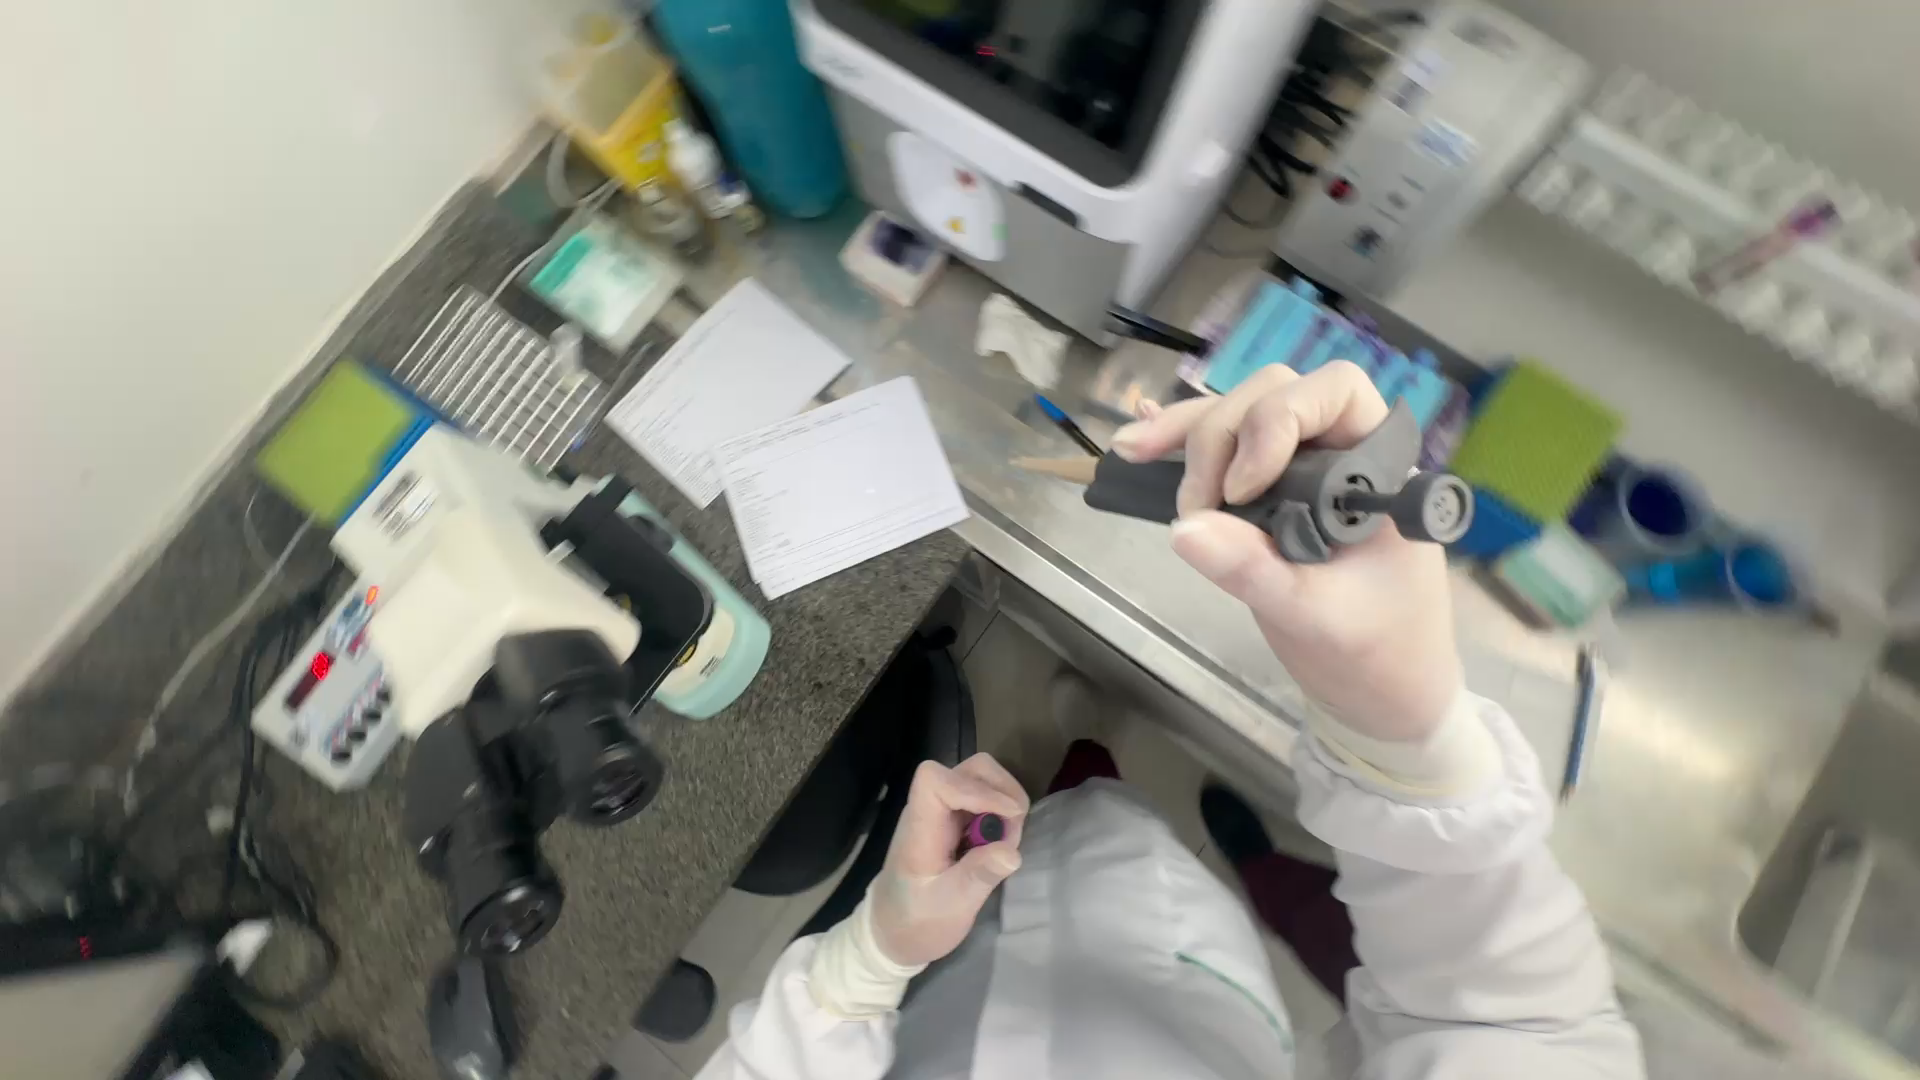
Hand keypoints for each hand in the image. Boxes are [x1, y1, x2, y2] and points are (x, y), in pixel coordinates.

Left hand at [868, 754, 1028, 966]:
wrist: (893, 932)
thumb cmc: (916, 922)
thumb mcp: (950, 909)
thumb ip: (978, 877)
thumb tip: (1012, 852)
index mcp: (920, 827)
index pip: (935, 780)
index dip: (975, 789)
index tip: (1007, 816)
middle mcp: (930, 809)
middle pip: (967, 768)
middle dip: (1000, 789)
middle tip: (1015, 826)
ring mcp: (942, 811)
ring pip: (978, 777)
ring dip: (1003, 799)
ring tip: (1009, 837)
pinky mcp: (954, 819)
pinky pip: (982, 796)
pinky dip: (1000, 809)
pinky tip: (1002, 841)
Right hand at [1111, 362, 1460, 741]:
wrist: (1378, 689)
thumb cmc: (1374, 652)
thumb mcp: (1315, 616)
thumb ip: (1254, 569)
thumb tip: (1182, 528)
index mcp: (1376, 468)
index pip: (1332, 392)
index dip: (1277, 422)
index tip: (1243, 492)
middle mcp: (1336, 452)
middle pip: (1269, 394)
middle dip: (1218, 437)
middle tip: (1192, 510)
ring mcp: (1294, 469)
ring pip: (1234, 415)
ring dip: (1183, 434)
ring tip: (1131, 454)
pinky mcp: (1260, 493)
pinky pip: (1217, 450)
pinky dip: (1175, 445)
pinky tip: (1137, 442)